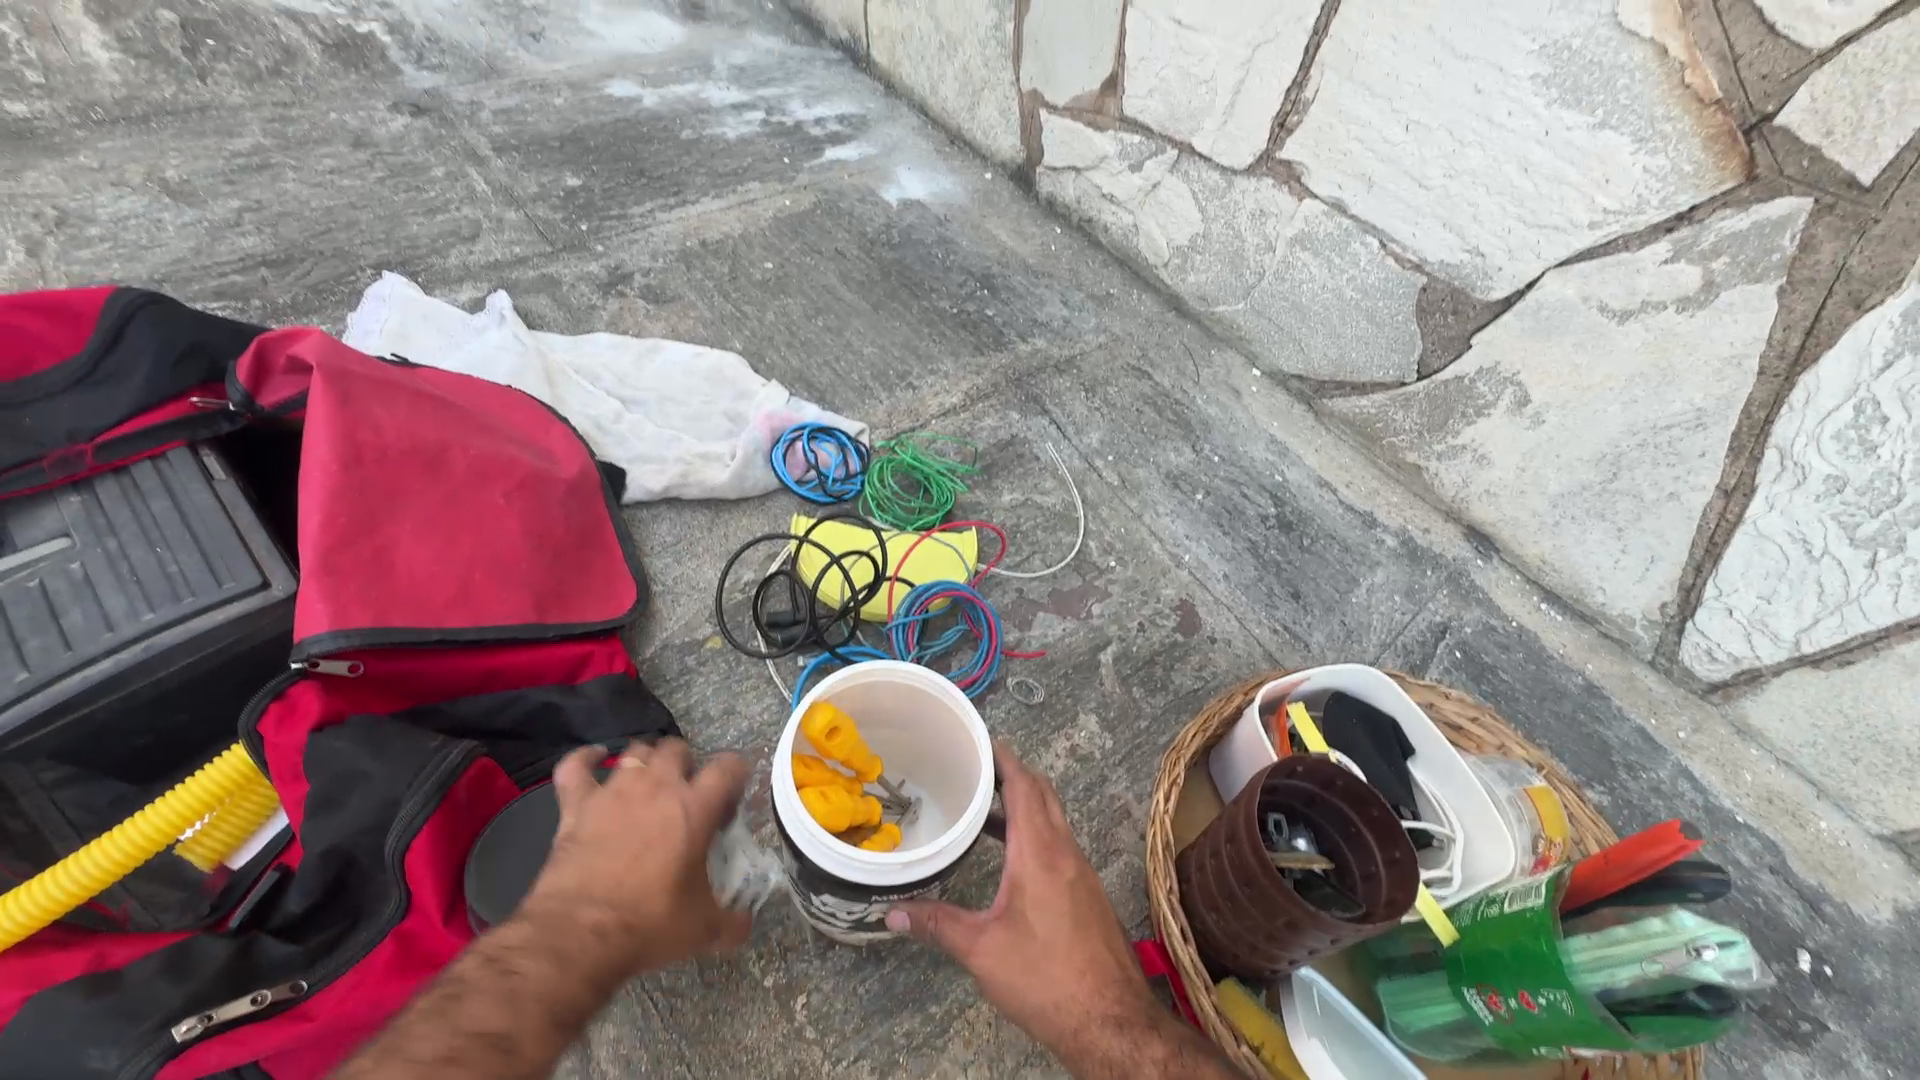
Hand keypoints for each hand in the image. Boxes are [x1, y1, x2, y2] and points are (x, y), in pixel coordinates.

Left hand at [517, 738, 752, 979]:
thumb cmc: (649, 924)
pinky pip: (576, 766)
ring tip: (648, 784)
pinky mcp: (577, 806)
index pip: (729, 766)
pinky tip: (594, 759)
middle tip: (686, 797)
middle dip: (687, 765)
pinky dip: (585, 759)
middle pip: (678, 748)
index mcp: (696, 807)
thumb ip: (732, 922)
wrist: (578, 935)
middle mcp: (658, 787)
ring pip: (636, 751)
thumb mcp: (703, 928)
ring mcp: (614, 792)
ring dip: (646, 761)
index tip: (729, 802)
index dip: (735, 775)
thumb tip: (745, 925)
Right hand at [885, 742, 1154, 1052]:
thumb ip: (937, 924)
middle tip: (980, 767)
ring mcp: (1082, 872)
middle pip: (1043, 795)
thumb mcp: (982, 951)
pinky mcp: (1087, 893)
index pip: (1025, 786)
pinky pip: (1061, 843)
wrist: (1110, 1019)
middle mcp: (1066, 851)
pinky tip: (1014, 857)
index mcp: (1040, 852)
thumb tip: (891, 912)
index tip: (984, 740)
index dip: (1005, 759)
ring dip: (1026, 804)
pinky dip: (1037, 831)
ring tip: (988, 807)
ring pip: (1055, 819)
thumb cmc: (1045, 978)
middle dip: (1015, 774)